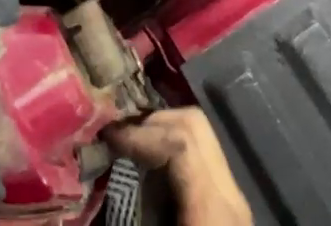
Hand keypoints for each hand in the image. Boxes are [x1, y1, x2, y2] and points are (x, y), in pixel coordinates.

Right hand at [105, 109, 251, 225]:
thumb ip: (129, 206)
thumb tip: (97, 170)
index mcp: (211, 208)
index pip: (181, 142)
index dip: (139, 132)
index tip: (106, 136)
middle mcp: (229, 192)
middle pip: (194, 125)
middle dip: (151, 122)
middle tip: (115, 136)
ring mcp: (233, 194)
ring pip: (200, 135)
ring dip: (161, 132)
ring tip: (127, 147)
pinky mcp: (228, 203)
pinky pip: (202, 158)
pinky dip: (172, 151)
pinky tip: (148, 170)